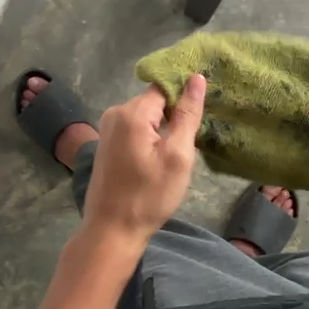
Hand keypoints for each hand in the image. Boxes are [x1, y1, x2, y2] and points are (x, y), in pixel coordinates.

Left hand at [80, 74, 206, 244]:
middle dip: (174, 116)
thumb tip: (196, 78)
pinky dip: (150, 138)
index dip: (184, 97)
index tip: (201, 114)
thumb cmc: (149, 195)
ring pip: (146, 116)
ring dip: (163, 129)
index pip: (165, 87)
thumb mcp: (177, 155)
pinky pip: (135, 129)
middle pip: (154, 101)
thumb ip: (187, 114)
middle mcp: (115, 113)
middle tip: (192, 141)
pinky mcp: (107, 144)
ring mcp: (108, 129)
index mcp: (132, 112)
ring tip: (178, 153)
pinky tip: (159, 159)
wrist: (112, 230)